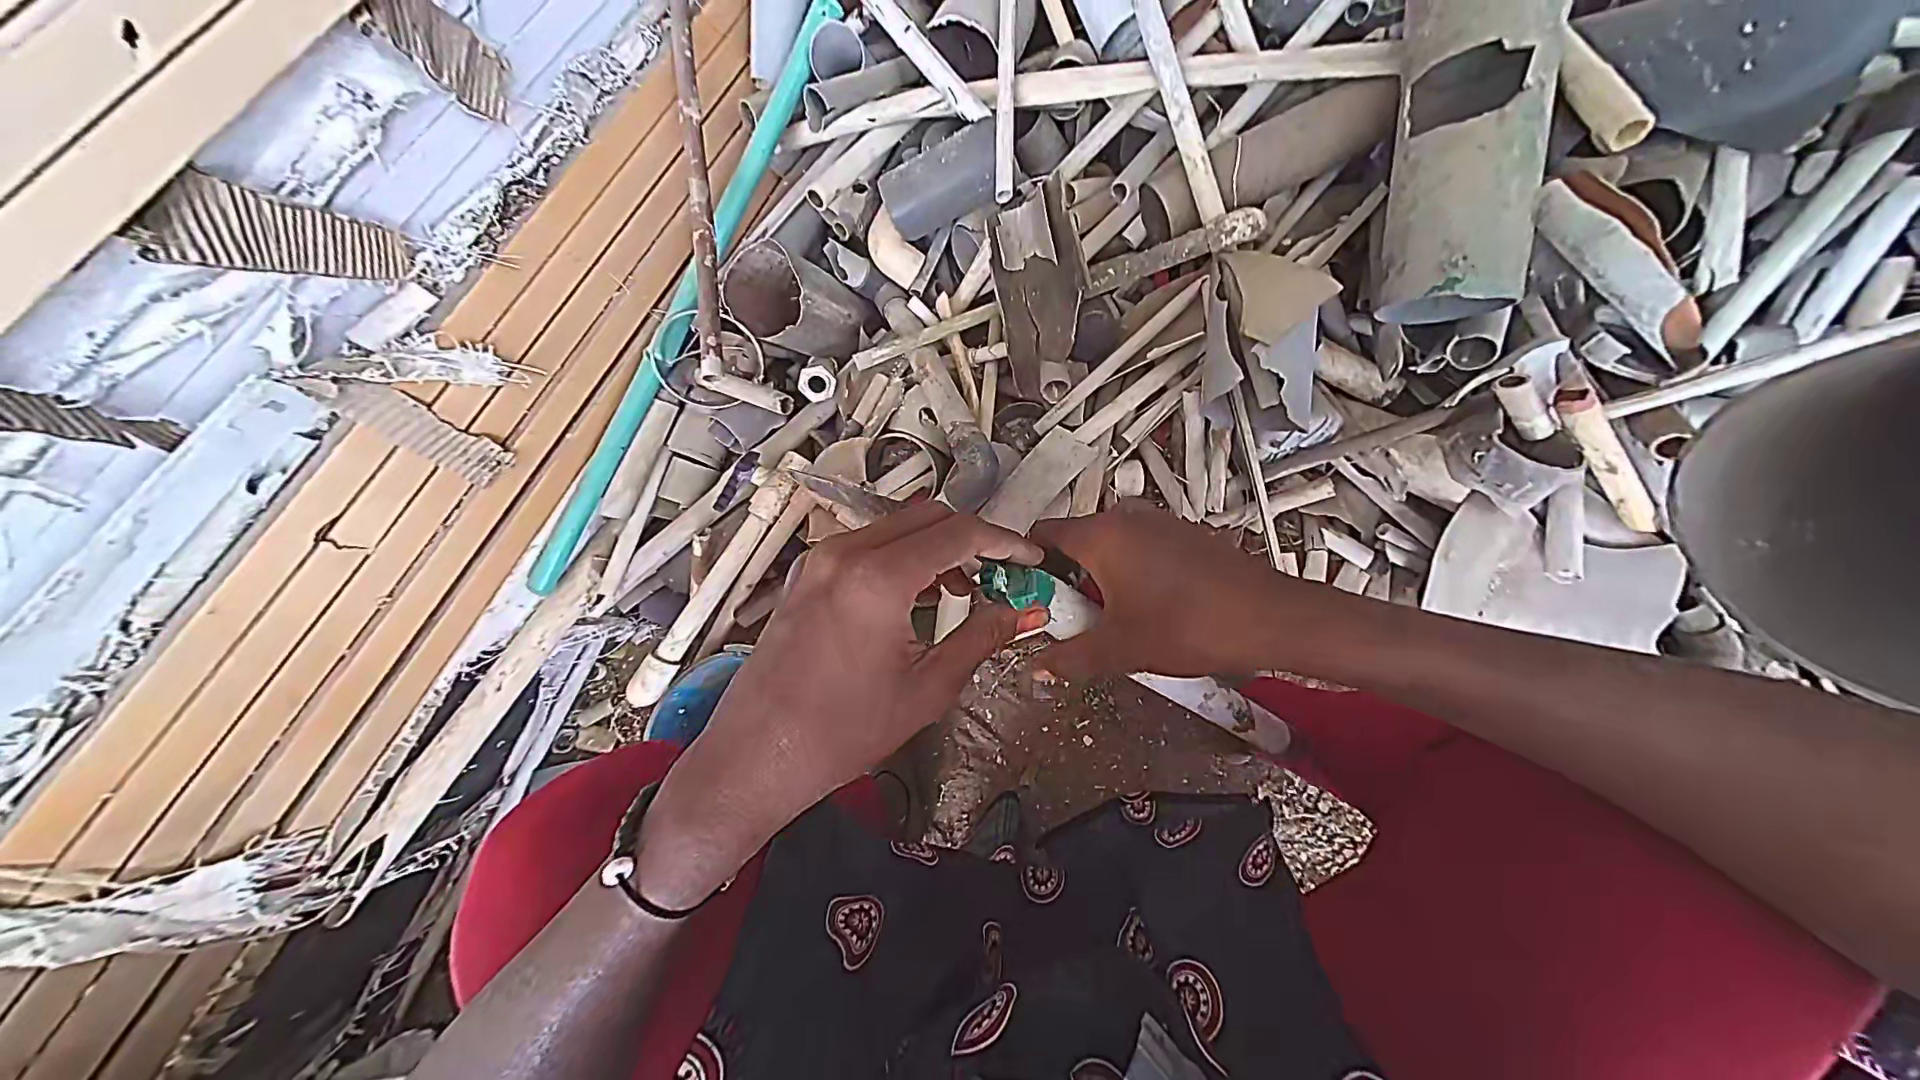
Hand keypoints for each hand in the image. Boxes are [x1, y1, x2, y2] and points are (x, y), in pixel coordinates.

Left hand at [640, 503, 1044, 905]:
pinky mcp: (807, 574)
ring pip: (897, 526)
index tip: (1029, 558)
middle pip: (929, 515)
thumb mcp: (926, 688)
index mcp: (877, 578)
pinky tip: (919, 594)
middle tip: (1001, 573)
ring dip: (937, 546)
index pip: (959, 532)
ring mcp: (820, 560)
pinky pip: (867, 544)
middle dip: (973, 538)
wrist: (758, 755)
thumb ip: (981, 638)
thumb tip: (1023, 613)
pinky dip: (902, 556)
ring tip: (964, 589)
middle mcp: (845, 553)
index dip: (1004, 541)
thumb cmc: (839, 733)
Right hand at [1031, 500, 1313, 680]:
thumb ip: (1070, 658)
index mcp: (1101, 535)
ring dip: (1097, 575)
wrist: (1270, 618)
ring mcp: (1159, 523)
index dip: (1027, 564)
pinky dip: (1128, 570)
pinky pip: (1139, 547)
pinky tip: (1146, 606)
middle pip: (1074, 540)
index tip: (1028, 595)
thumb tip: (1038, 669)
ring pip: (1109, 545)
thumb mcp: (1120, 649)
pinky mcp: (1185, 534)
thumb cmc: (1189, 626)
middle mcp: (1126, 518)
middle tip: (1068, 616)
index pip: (1042, 534)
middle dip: (1064, 576)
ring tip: (1108, 617)